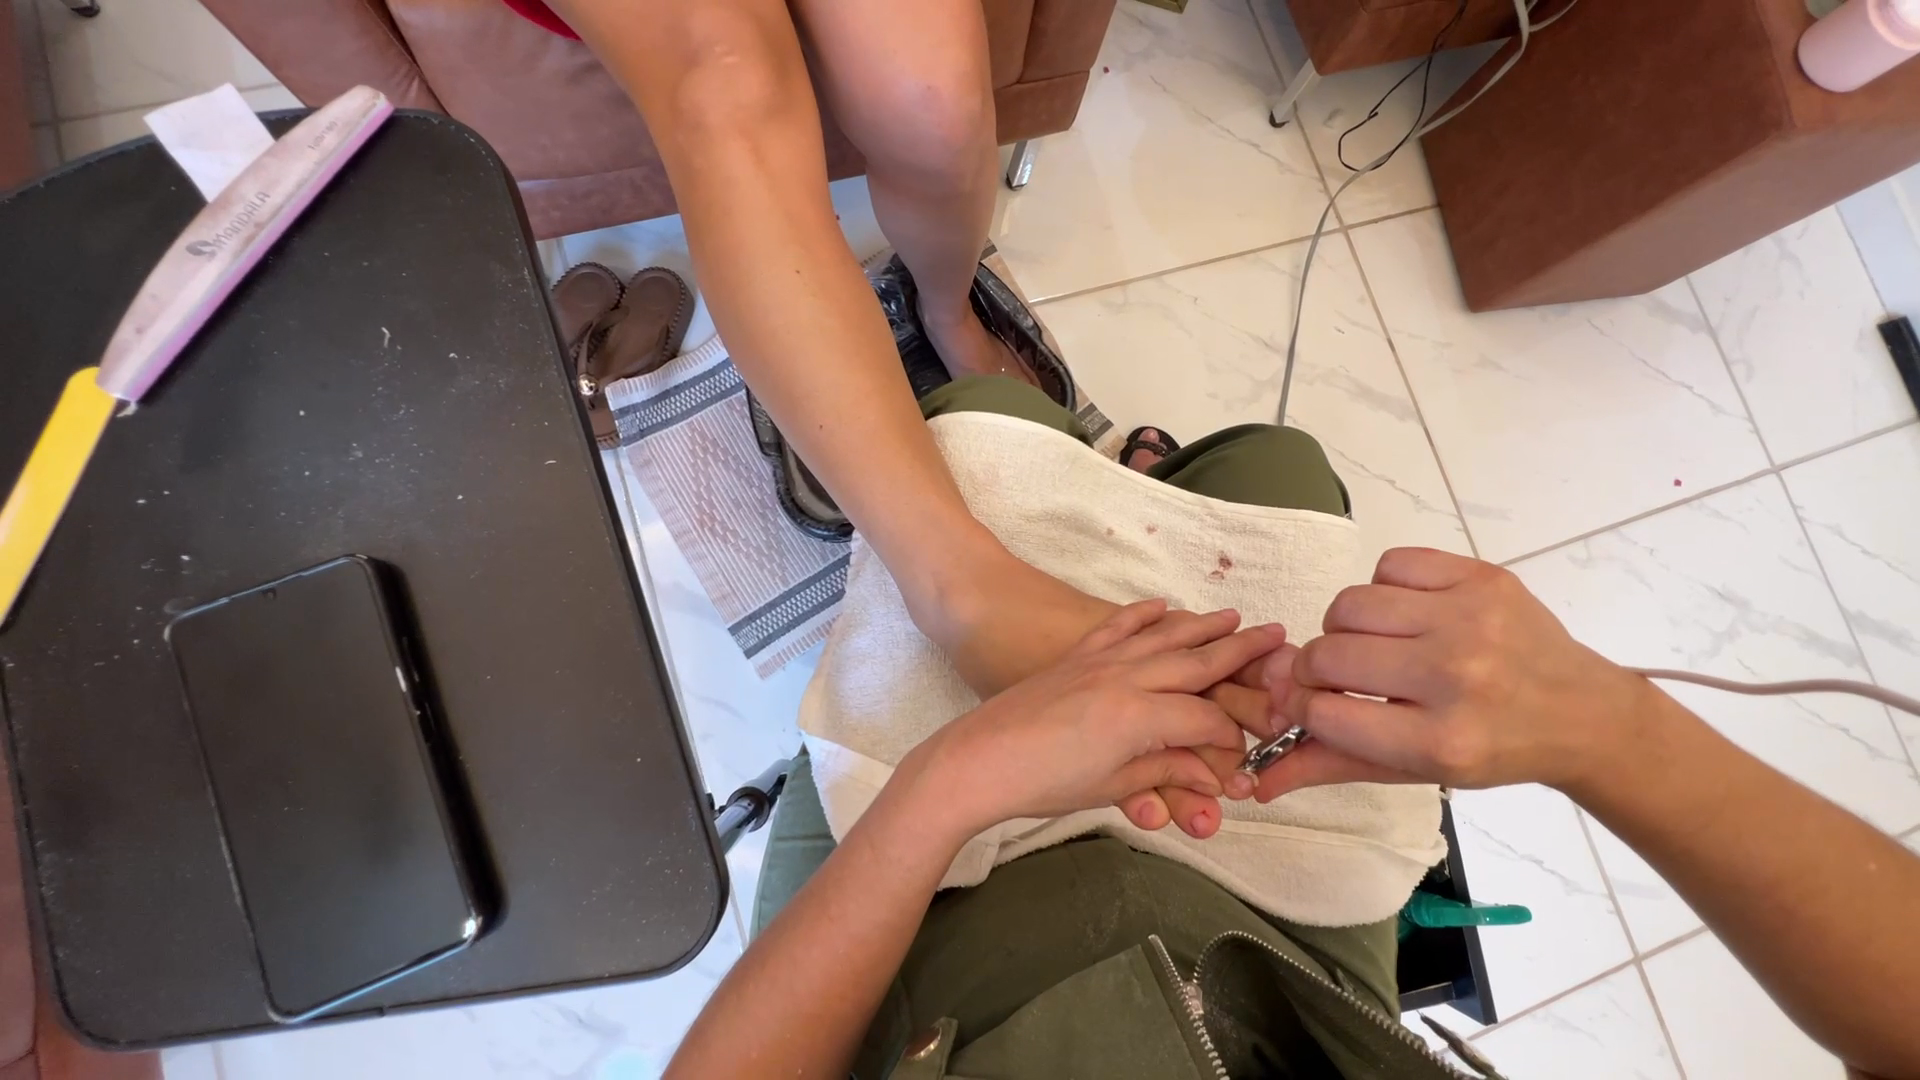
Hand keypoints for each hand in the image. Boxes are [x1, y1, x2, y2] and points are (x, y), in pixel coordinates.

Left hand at [904, 600, 1285, 839]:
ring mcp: (1099, 661)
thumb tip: (1211, 777)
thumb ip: (1164, 773)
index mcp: (1141, 716)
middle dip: (1239, 650)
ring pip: (1161, 636)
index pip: (1205, 719)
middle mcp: (1127, 678)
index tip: (1243, 754)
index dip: (1230, 737)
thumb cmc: (1043, 782)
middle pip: (1195, 661)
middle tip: (1276, 634)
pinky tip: (1160, 605)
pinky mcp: (1076, 656)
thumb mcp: (1110, 785)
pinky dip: (1141, 615)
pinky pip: (1116, 627)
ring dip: (1199, 624)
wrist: (977, 759)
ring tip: (1232, 615)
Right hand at [1249, 548, 1654, 801]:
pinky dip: (1384, 588)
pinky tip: (1408, 613)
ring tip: (1376, 643)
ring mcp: (1471, 619)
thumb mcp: (1410, 770)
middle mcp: (1456, 676)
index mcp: (1441, 740)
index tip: (1313, 703)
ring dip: (1347, 625)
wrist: (1584, 713)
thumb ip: (1328, 766)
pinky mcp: (1483, 577)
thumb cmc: (1488, 748)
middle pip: (1328, 653)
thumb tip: (1256, 781)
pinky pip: (1389, 565)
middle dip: (1319, 666)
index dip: (1303, 706)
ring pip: (1349, 603)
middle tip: (1342, 675)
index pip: (1322, 712)